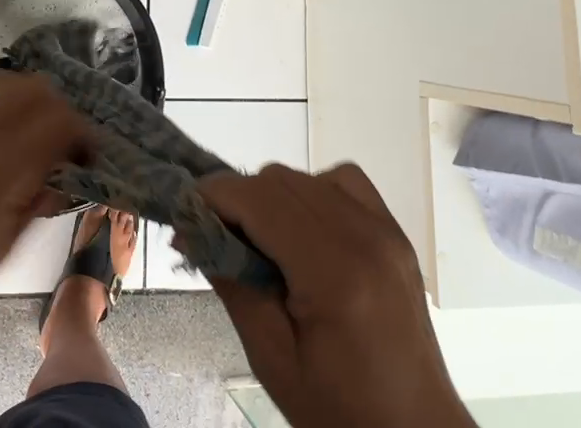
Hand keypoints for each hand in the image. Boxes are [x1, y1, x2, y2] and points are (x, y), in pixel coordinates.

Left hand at [0, 72, 88, 411]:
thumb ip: (35, 201)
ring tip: (30, 134)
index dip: (84, 135)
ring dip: (27, 99)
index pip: (60, 121)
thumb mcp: (0, 246)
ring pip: (3, 79)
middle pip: (35, 88)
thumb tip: (61, 178)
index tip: (89, 157)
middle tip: (64, 146)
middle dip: (60, 111)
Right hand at [201, 164, 472, 427]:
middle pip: (280, 181)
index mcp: (335, 272)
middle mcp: (365, 236)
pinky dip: (313, 192)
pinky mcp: (396, 233)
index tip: (185, 219)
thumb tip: (190, 231)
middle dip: (237, 200)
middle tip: (216, 241)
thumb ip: (232, 284)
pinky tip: (304, 231)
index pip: (259, 199)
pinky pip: (344, 182)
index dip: (213, 197)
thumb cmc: (338, 408)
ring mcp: (387, 230)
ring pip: (307, 177)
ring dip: (272, 197)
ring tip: (261, 243)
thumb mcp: (271, 358)